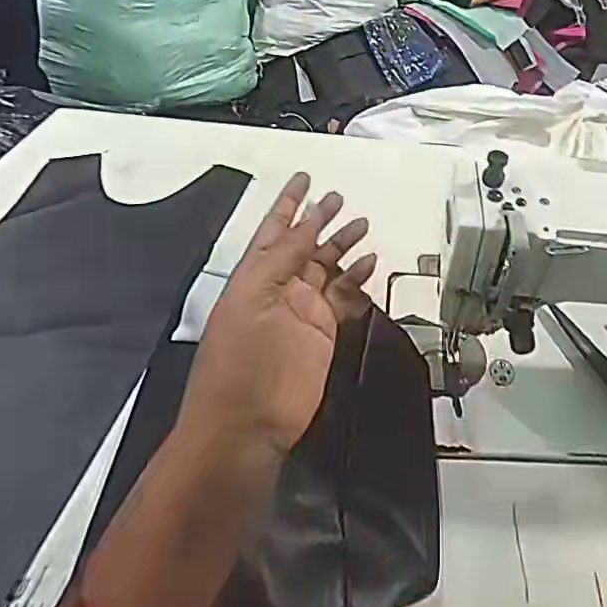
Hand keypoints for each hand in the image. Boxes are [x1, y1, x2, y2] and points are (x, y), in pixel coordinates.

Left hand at [176, 173, 375, 457]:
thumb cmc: (238, 365)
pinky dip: (356, 279)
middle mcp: (278, 287)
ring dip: (342, 245)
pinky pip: (343, 297)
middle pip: (304, 243)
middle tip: (337, 198)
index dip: (289, 203)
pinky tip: (367, 265)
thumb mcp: (255, 299)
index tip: (303, 180)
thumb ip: (281, 260)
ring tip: (360, 225)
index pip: (274, 229)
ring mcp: (302, 310)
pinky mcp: (322, 332)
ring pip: (327, 266)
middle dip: (320, 218)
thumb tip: (304, 226)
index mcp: (255, 275)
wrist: (248, 425)